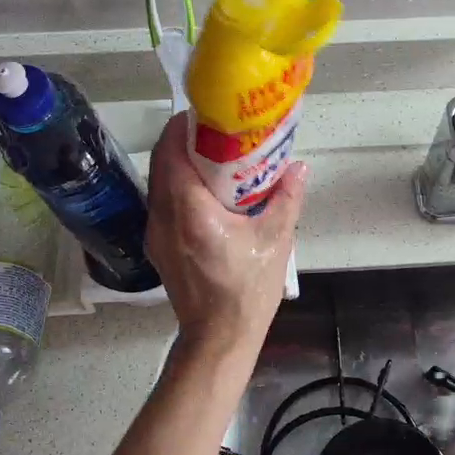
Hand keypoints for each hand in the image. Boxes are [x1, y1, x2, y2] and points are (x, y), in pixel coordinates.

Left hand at [146, 112, 306, 356]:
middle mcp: (163, 216)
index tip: (209, 115)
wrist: (218, 338)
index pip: (172, 150)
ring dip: (181, 164)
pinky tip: (208, 194)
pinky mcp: (157, 247)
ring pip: (159, 182)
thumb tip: (298, 168)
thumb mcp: (275, 241)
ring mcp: (155, 233)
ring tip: (215, 159)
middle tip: (217, 133)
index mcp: (188, 210)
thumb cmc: (247, 290)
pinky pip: (163, 204)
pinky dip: (180, 188)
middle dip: (184, 141)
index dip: (185, 126)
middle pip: (161, 162)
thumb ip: (286, 199)